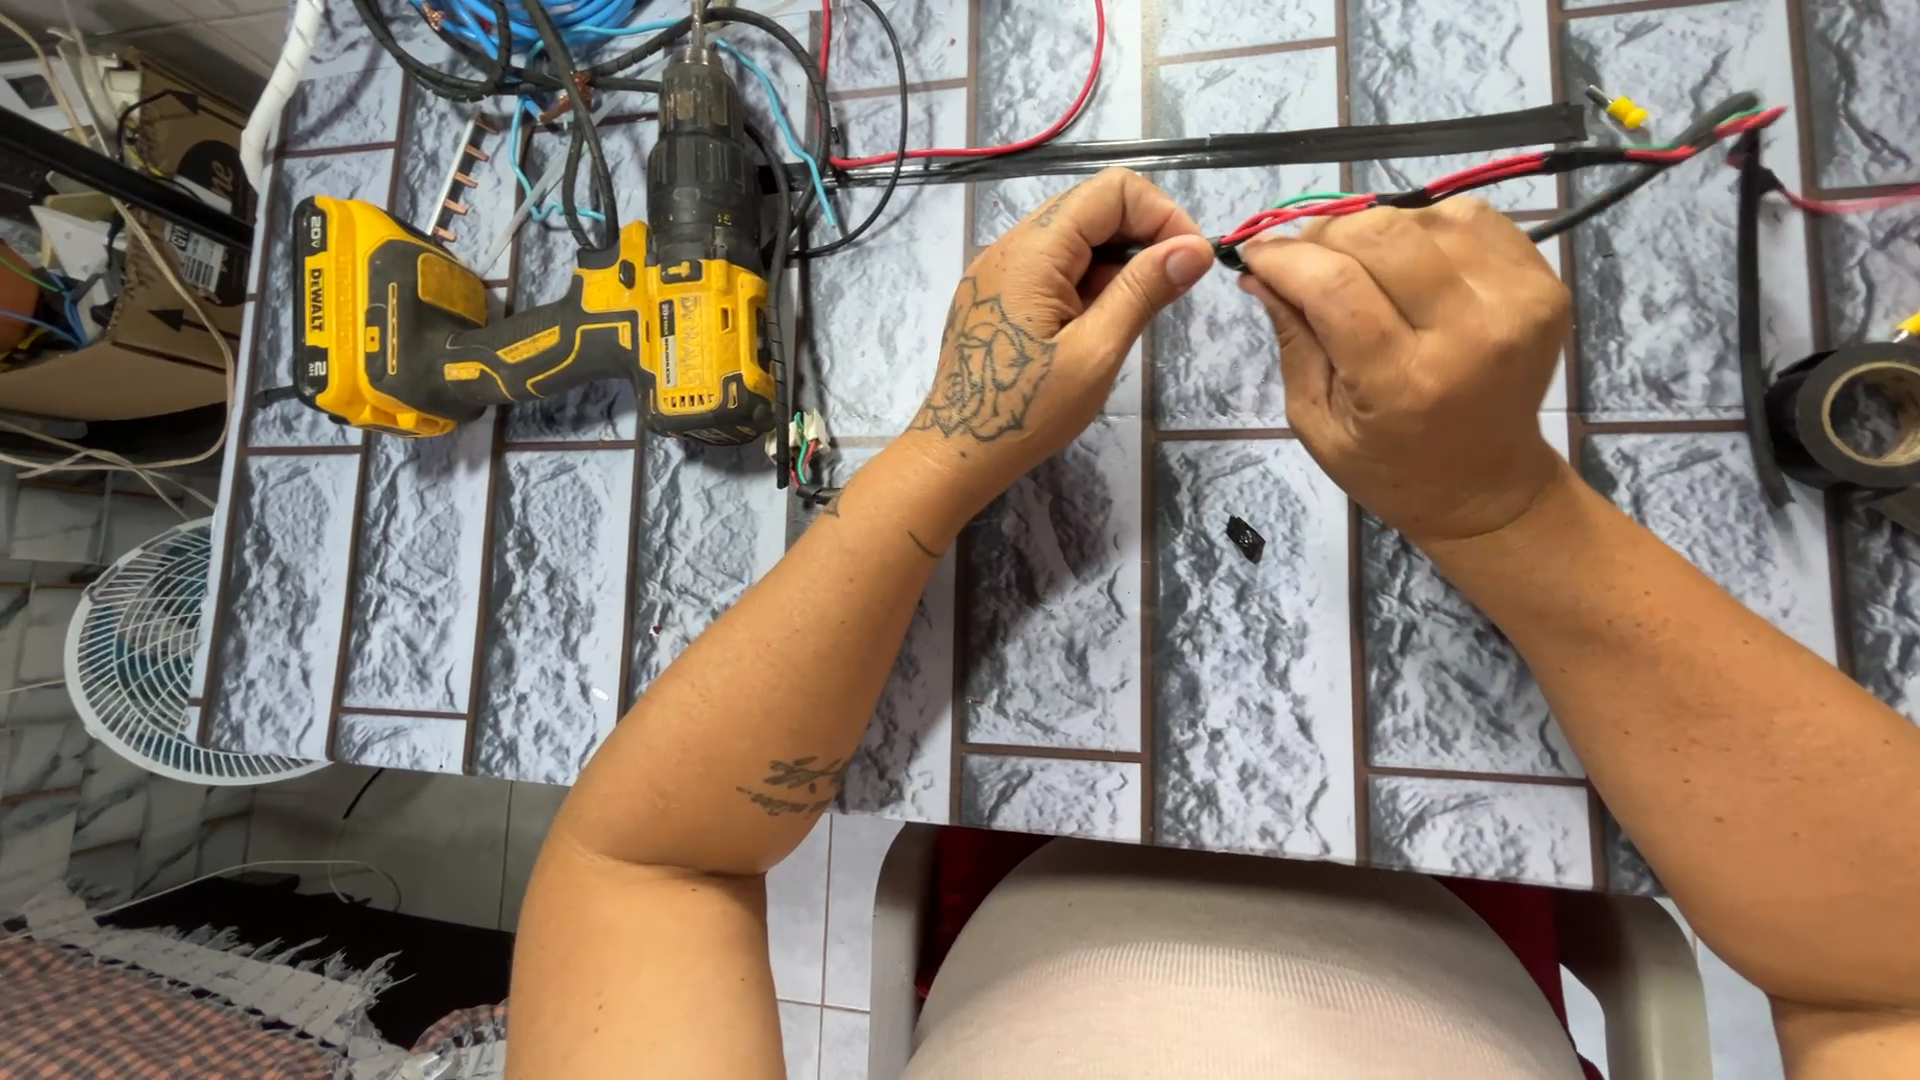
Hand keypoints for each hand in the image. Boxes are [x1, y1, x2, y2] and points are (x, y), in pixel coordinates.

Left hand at [897, 168, 1212, 521]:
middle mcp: (1010, 247)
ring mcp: (997, 272)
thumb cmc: (1028, 410)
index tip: (1188, 260)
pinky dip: (1083, 285)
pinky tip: (1091, 327)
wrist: (960, 452)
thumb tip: (1194, 248)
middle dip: (1140, 239)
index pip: (1112, 190)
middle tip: (1164, 291)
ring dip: (1113, 266)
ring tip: (1124, 319)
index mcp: (1034, 250)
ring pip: (1072, 241)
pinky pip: (1049, 269)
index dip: (1161, 214)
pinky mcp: (994, 297)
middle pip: (1091, 209)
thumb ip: (1143, 291)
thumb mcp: (1096, 351)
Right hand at [1238, 198, 1570, 544]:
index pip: (1335, 286)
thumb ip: (1293, 340)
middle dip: (1325, 236)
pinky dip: (1423, 228)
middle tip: (1302, 259)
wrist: (1483, 484)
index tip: (1255, 252)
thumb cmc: (1384, 465)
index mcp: (1403, 381)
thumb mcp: (1316, 419)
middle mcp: (1470, 332)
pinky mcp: (1544, 282)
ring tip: (1354, 264)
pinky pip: (1471, 218)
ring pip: (1425, 217)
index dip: (1285, 258)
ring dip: (1373, 231)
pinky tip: (1405, 261)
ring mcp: (1517, 301)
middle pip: (1382, 236)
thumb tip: (1259, 274)